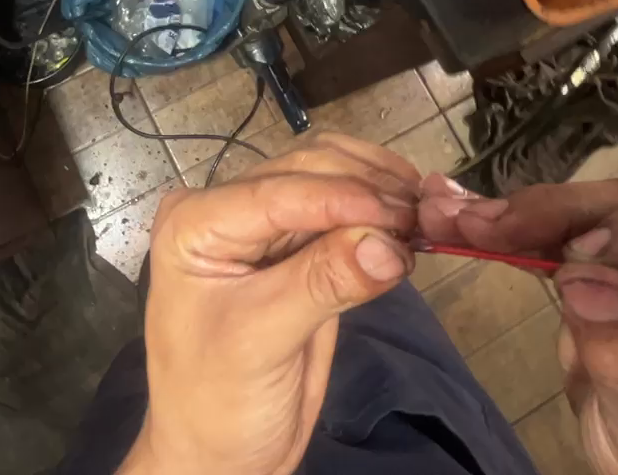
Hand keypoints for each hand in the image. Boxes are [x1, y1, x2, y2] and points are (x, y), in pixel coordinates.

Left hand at [119, 132, 421, 474]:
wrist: (216, 451)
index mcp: (194, 220)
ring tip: (421, 215)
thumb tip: (387, 246)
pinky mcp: (295, 241)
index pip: (274, 192)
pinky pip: (340, 208)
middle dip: (364, 187)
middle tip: (422, 216)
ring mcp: (261, 220)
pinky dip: (376, 207)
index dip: (339, 197)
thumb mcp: (260, 342)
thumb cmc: (215, 401)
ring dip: (376, 187)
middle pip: (304, 171)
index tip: (398, 212)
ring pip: (326, 176)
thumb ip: (320, 285)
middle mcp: (225, 206)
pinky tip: (407, 220)